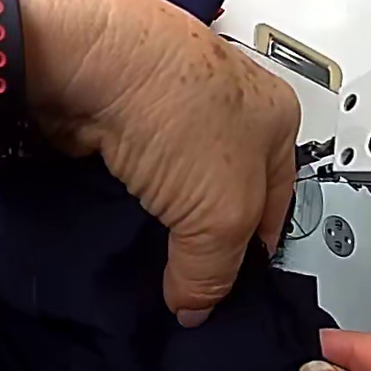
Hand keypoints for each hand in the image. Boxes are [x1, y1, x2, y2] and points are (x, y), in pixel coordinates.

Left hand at [15, 0, 298, 321]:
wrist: (92, 63)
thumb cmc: (177, 110)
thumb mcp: (223, 210)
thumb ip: (213, 269)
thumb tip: (193, 307)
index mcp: (273, 120)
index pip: (278, 204)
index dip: (257, 252)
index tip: (233, 290)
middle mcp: (219, 109)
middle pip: (219, 192)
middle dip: (199, 236)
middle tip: (183, 281)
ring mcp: (162, 110)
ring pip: (166, 183)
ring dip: (153, 219)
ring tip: (143, 257)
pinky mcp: (114, 117)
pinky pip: (123, 173)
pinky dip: (118, 199)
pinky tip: (110, 224)